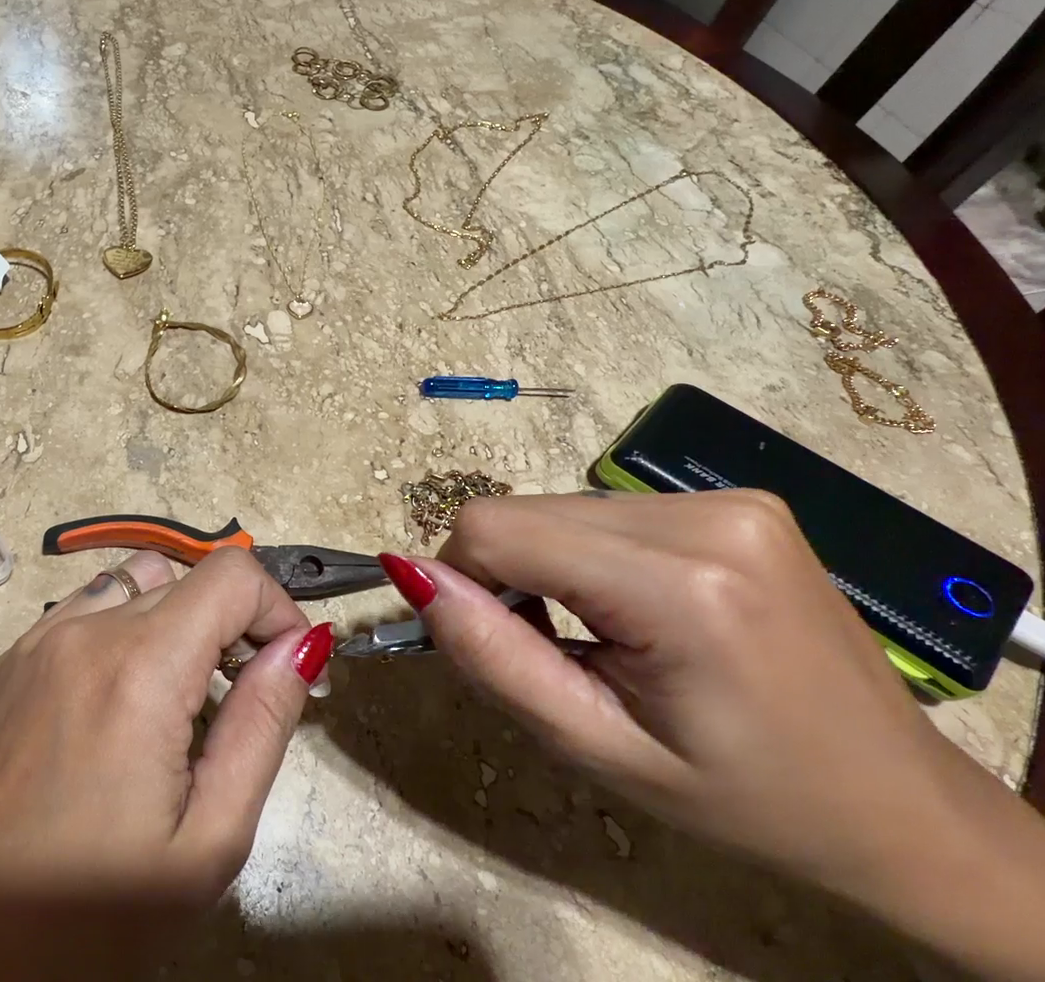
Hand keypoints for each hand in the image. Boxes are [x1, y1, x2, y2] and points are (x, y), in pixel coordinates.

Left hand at [0, 548, 331, 981]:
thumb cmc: (99, 909)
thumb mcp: (209, 838)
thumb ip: (263, 726)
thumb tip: (303, 646)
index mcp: (137, 668)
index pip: (231, 575)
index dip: (277, 612)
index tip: (290, 673)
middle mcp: (81, 632)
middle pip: (183, 580)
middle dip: (233, 625)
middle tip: (242, 704)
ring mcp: (35, 641)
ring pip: (130, 585)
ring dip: (175, 621)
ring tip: (182, 700)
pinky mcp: (9, 663)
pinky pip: (83, 611)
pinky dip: (122, 631)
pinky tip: (121, 704)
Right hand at [380, 490, 1044, 980]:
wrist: (899, 807)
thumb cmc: (742, 799)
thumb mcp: (597, 747)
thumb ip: (492, 655)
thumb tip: (410, 574)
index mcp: (681, 586)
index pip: (495, 529)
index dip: (461, 581)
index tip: (491, 644)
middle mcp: (706, 515)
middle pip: (523, 513)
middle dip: (504, 578)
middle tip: (549, 653)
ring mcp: (729, 500)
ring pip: (556, 507)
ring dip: (543, 567)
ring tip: (594, 638)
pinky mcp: (736, 502)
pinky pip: (602, 510)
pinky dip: (583, 556)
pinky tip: (627, 611)